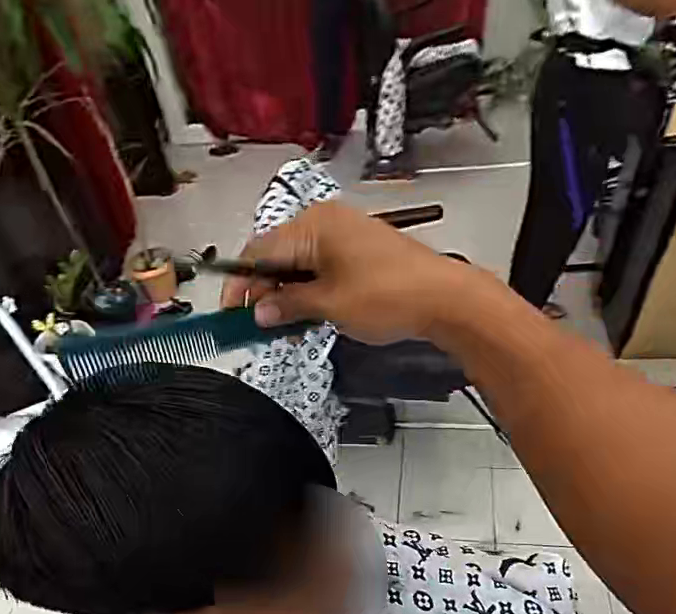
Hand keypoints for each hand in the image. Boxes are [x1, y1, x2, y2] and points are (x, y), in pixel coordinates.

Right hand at [219, 200, 484, 344]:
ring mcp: (347, 236)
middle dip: (266, 292)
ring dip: (290, 297)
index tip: (231, 313)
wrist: (444, 299)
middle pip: (280, 256)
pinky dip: (313, 293)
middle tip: (260, 327)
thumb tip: (260, 313)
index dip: (241, 283)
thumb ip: (290, 306)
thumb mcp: (331, 306)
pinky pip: (325, 269)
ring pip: (303, 266)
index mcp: (313, 226)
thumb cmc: (386, 297)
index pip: (260, 251)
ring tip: (286, 329)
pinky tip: (310, 318)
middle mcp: (327, 222)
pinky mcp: (363, 253)